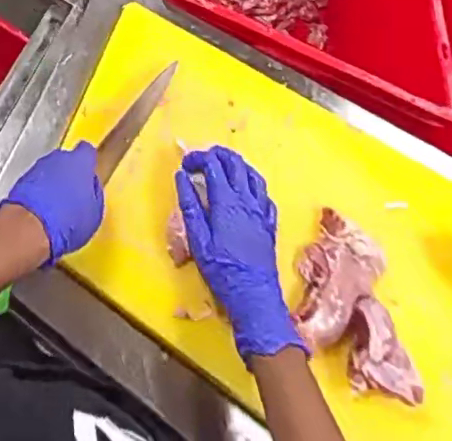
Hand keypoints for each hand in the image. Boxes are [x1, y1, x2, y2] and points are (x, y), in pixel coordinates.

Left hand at [1, 143, 103, 265]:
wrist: (32, 226)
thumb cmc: (67, 220)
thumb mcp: (95, 213)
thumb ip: (94, 193)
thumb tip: (92, 189)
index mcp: (80, 162)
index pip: (87, 151)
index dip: (89, 161)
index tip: (90, 172)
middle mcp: (58, 158)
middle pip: (67, 160)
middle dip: (70, 174)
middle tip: (75, 196)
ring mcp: (38, 166)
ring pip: (51, 170)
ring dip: (53, 183)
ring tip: (58, 208)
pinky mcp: (23, 177)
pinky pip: (36, 181)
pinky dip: (39, 191)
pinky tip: (43, 210)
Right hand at [177, 147, 306, 359]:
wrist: (254, 298)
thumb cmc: (221, 270)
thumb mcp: (197, 239)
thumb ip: (189, 204)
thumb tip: (182, 176)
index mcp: (227, 201)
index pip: (213, 164)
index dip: (198, 158)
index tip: (186, 166)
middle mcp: (247, 201)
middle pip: (235, 163)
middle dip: (218, 154)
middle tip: (202, 158)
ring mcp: (262, 212)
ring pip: (253, 175)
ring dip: (237, 165)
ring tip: (223, 167)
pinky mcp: (270, 224)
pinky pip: (264, 195)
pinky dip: (252, 185)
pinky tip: (245, 191)